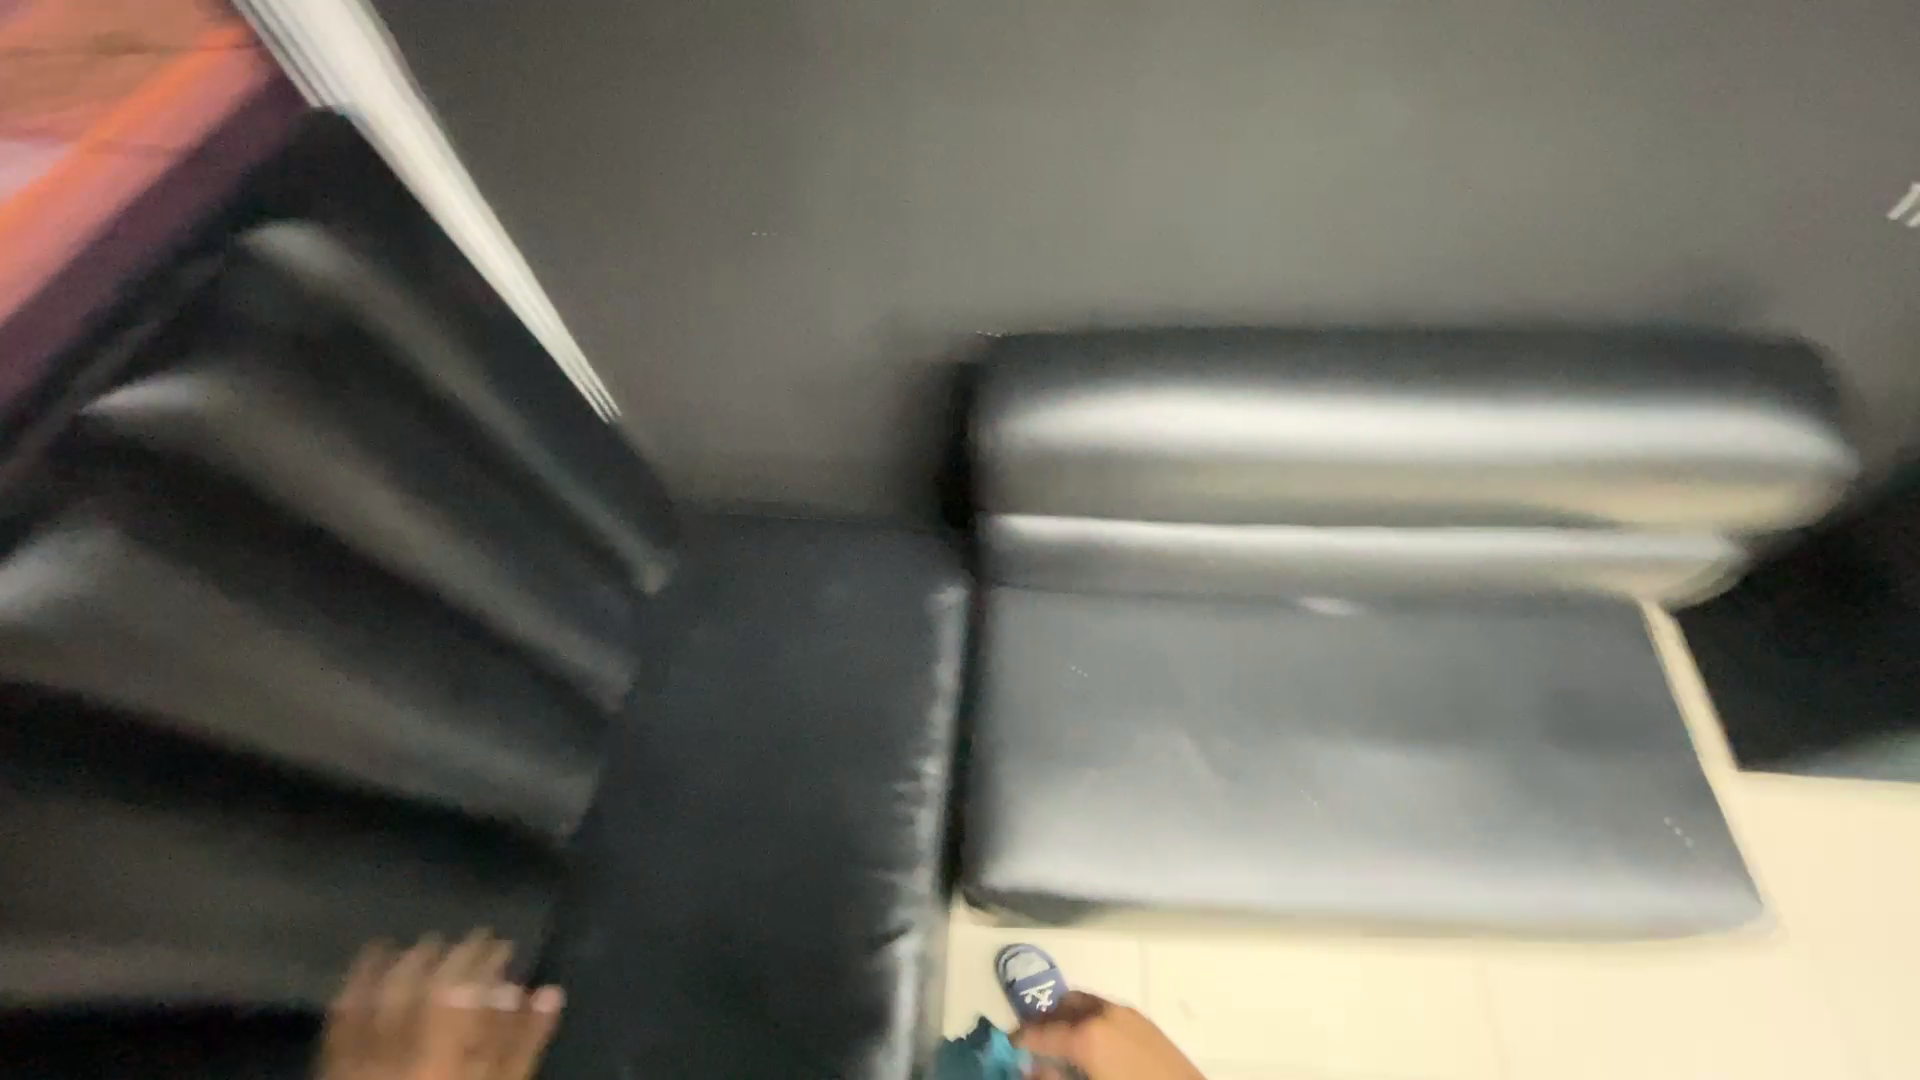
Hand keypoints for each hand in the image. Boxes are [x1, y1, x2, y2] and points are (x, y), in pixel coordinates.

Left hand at [319, 931, 563, 1079]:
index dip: (482, 960)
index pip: (462, 992)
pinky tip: (359, 984)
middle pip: (416, 993)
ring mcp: (356, 1073)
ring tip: (406, 946)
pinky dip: (350, 1000)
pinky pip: (336, 1033)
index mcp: (440, 1062)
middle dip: (443, 958)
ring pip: (368, 1007)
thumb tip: (546, 992)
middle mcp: (394, 1060)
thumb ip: (521, 1046)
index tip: (501, 943)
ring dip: (388, 970)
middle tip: (465, 938)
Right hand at [1015, 992, 1205, 1079]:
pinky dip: (1091, 1021)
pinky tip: (1094, 1048)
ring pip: (1086, 1005)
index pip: (1041, 1032)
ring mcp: (1127, 1014)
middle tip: (1034, 1042)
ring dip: (1069, 1019)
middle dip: (1046, 1022)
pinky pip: (1106, 1012)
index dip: (1021, 1038)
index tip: (1009, 1044)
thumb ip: (1055, 1077)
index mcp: (1087, 1034)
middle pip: (1063, 1006)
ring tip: (1063, 1045)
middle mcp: (1103, 1013)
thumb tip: (1033, 1069)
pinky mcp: (1145, 1023)